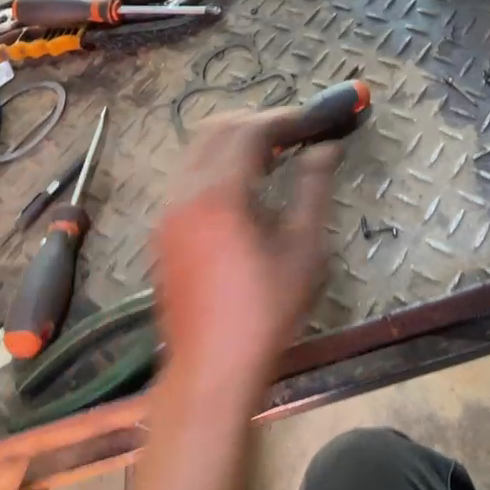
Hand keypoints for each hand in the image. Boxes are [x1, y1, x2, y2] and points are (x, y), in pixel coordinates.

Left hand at [152, 109, 341, 378]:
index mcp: (219, 194)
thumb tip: (326, 148)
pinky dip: (216, 165)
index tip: (314, 120)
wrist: (212, 370)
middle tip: (294, 134)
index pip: (249, 131)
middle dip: (257, 123)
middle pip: (216, 129)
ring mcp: (168, 212)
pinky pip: (188, 176)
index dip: (284, 118)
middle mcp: (185, 193)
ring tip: (273, 159)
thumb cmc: (266, 312)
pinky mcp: (163, 232)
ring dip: (234, 142)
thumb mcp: (303, 248)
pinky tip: (245, 191)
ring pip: (196, 150)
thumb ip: (314, 188)